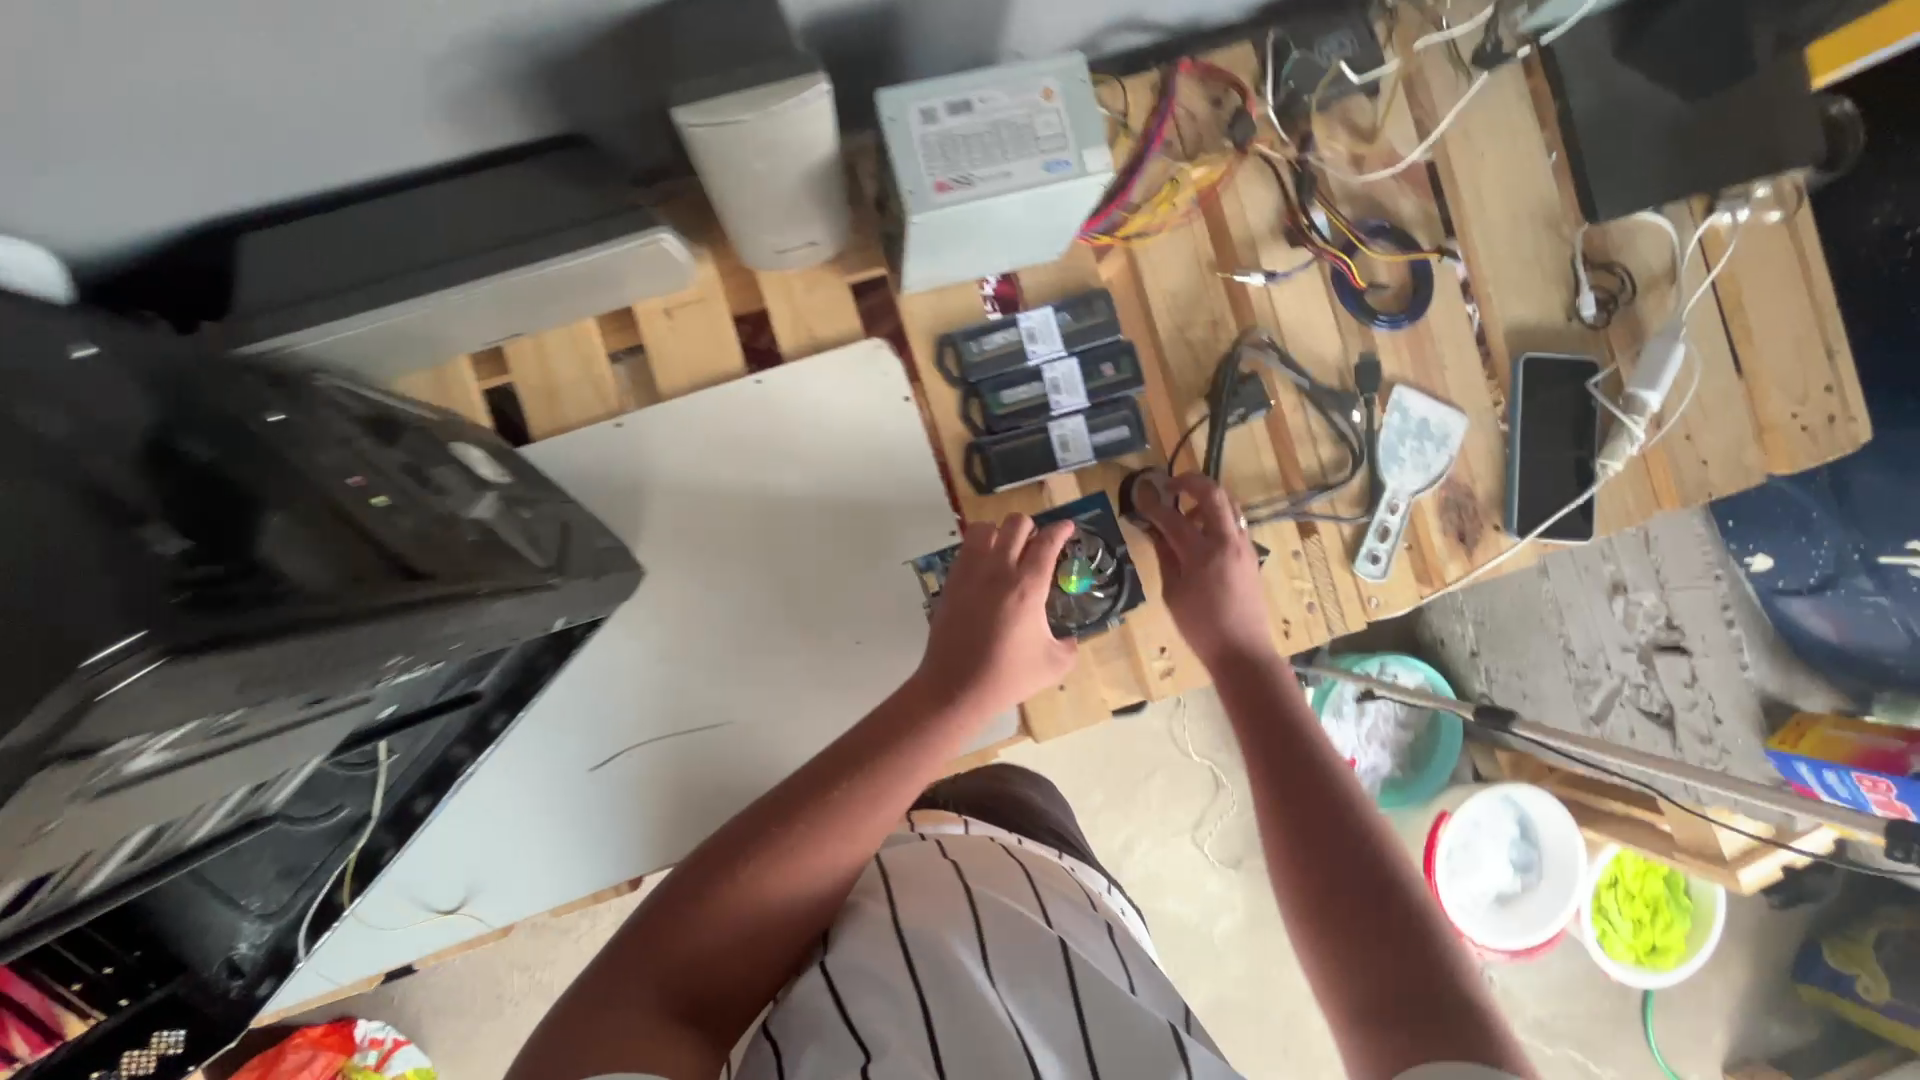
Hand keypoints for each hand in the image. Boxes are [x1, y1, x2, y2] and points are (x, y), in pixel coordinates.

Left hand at [914, 515, 1078, 715]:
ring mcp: (969, 574)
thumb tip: (1070, 639)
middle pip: (1015, 524)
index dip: (1061, 530)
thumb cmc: (1007, 676)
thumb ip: (1069, 646)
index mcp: (1027, 586)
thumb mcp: (1054, 665)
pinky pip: (965, 550)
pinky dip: (979, 549)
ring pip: (984, 528)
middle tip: (1037, 543)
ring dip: (1000, 532)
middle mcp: (998, 571)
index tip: (1067, 528)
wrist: (956, 687)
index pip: (1047, 542)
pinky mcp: (950, 583)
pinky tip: (985, 568)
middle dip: (1032, 527)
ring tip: (1008, 550)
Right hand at [1134, 473, 1277, 670]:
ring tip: (1186, 513)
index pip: (1173, 518)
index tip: (1141, 496)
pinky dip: (1217, 517)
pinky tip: (1202, 534)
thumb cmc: (1200, 627)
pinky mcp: (1251, 555)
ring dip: (1207, 499)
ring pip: (1229, 505)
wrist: (1242, 649)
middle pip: (1213, 494)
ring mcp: (1243, 546)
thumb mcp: (1173, 593)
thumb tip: (1157, 532)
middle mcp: (1227, 542)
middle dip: (1190, 482)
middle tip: (1170, 486)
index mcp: (1203, 553)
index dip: (1154, 506)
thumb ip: (1166, 557)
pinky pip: (1235, 523)